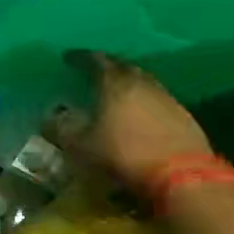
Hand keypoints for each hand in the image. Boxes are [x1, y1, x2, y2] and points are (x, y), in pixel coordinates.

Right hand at [62, 53, 211, 185]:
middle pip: (123, 67)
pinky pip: (158, 99)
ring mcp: (167, 98)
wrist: (181, 176)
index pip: (96, 61)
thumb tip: (49, 118)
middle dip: (107, 66)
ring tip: (115, 91)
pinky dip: (144, 101)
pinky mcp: (184, 116)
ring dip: (128, 83)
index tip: (68, 57)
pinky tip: (139, 113)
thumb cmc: (123, 154)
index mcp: (115, 84)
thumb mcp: (80, 145)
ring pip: (143, 82)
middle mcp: (142, 83)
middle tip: (93, 71)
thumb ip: (61, 129)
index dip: (80, 58)